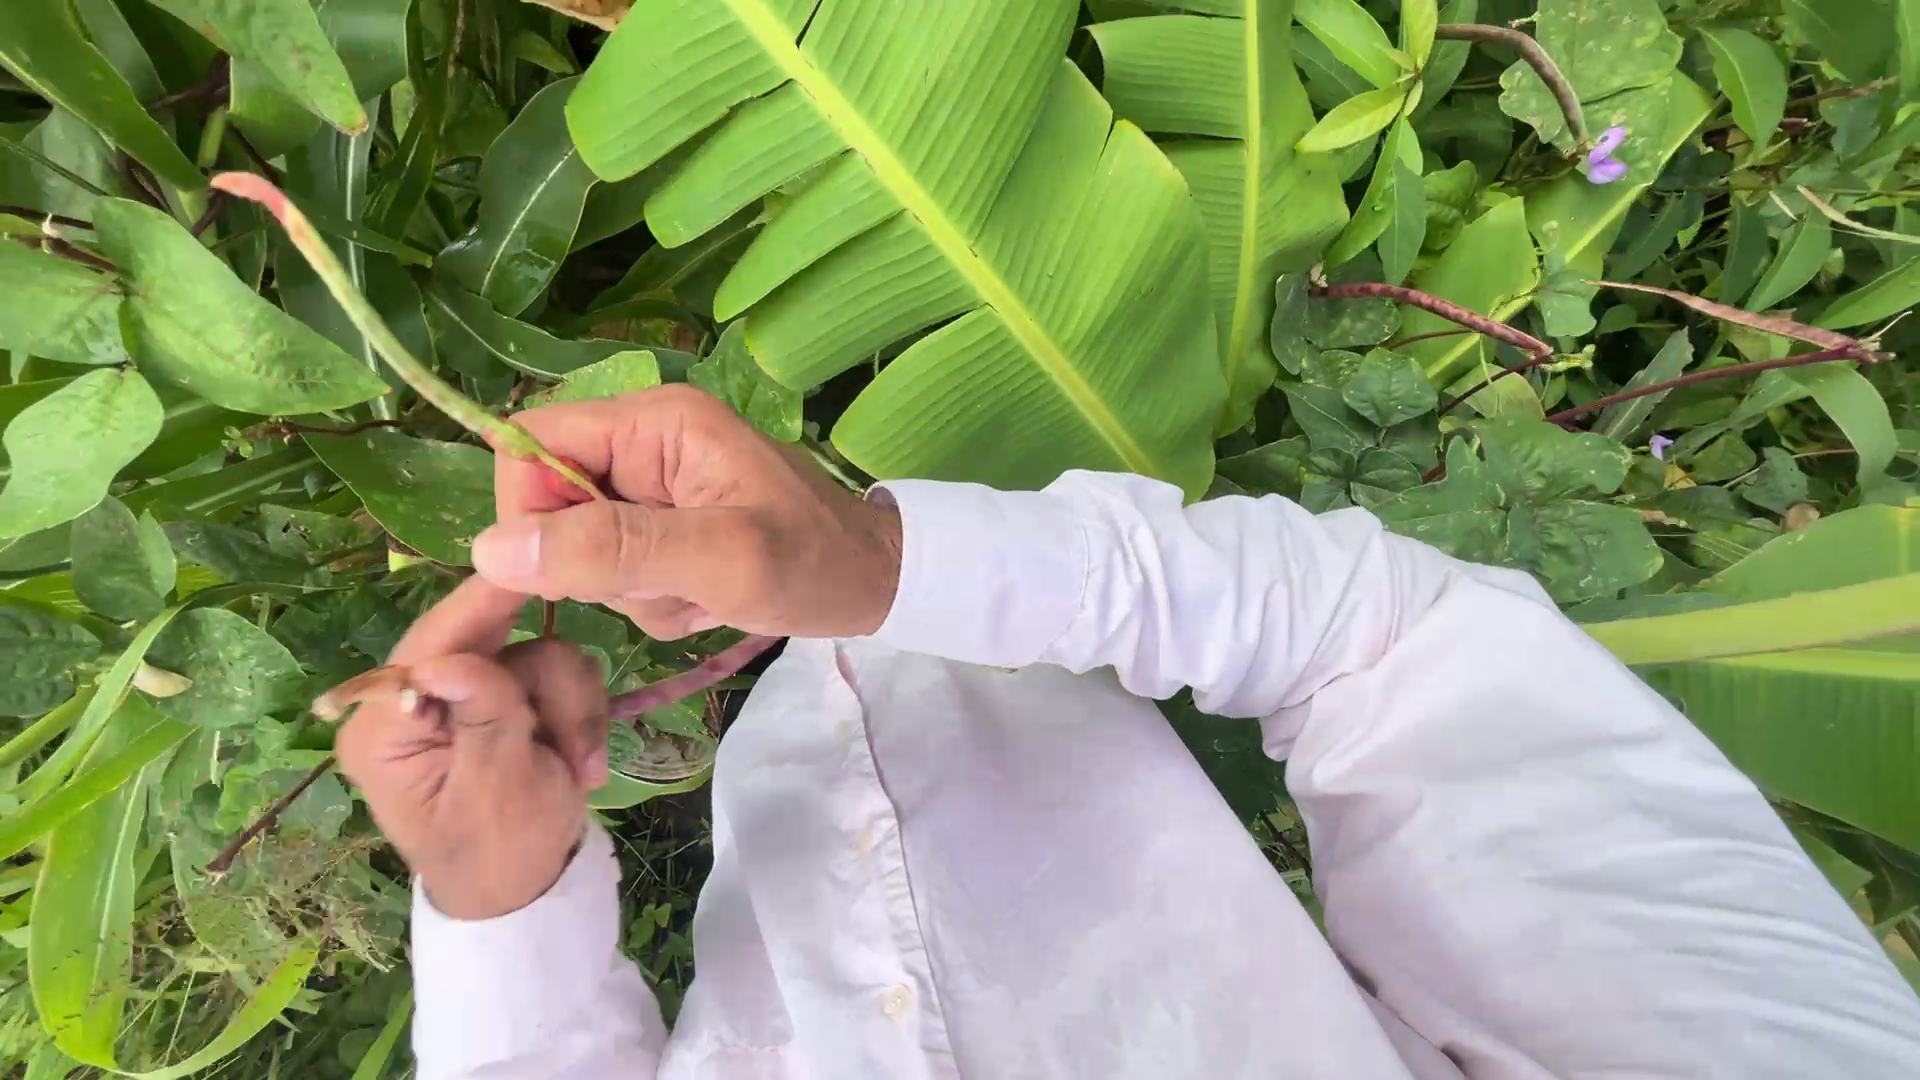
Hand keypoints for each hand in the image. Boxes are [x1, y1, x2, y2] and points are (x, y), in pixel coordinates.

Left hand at [333, 577, 608, 919]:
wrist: (531, 883)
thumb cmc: (500, 852)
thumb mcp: (495, 793)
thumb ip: (482, 722)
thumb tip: (448, 660)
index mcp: (389, 724)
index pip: (435, 643)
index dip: (486, 601)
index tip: (536, 564)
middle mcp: (426, 697)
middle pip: (503, 643)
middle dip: (553, 694)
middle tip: (577, 746)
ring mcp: (476, 694)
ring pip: (549, 656)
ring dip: (577, 711)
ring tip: (580, 767)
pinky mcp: (515, 697)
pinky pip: (568, 673)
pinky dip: (586, 713)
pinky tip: (581, 760)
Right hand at [470, 384, 902, 639]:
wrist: (876, 586)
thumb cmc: (815, 562)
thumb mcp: (720, 556)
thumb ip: (614, 548)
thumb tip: (493, 548)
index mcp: (659, 424)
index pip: (533, 444)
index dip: (531, 510)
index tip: (570, 569)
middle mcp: (652, 448)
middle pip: (557, 505)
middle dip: (600, 563)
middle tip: (669, 583)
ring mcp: (663, 493)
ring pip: (589, 549)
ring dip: (636, 590)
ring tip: (702, 593)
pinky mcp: (675, 532)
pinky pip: (627, 573)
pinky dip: (659, 601)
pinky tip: (709, 602)